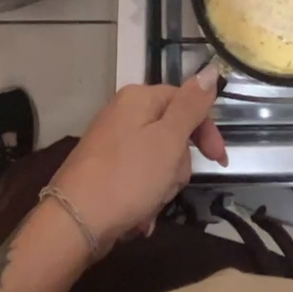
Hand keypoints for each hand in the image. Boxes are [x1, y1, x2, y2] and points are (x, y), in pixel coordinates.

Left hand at [47, 64, 227, 246]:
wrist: (74, 222)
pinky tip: (139, 217)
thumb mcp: (168, 140)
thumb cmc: (127, 177)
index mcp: (139, 98)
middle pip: (172, 133)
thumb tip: (210, 69)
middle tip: (167, 184)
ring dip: (161, 187)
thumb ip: (191, 105)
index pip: (186, 101)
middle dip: (177, 166)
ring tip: (149, 204)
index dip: (206, 131)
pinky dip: (144, 198)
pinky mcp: (105, 169)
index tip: (218, 162)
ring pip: (158, 160)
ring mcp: (112, 141)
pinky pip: (139, 178)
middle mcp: (124, 112)